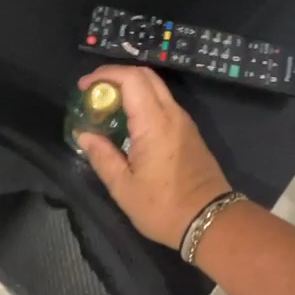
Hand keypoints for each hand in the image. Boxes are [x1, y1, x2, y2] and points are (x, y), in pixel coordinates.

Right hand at [76, 65, 232, 248]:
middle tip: (94, 92)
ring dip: (131, 88)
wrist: (211, 220)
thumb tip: (84, 135)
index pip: (131, 78)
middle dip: (116, 76)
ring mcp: (184, 121)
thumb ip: (102, 156)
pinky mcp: (189, 131)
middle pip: (145, 75)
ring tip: (107, 107)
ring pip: (156, 88)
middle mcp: (172, 114)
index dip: (105, 74)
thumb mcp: (123, 188)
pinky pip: (164, 103)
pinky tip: (128, 122)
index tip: (84, 87)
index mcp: (154, 123)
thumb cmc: (163, 207)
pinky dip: (143, 101)